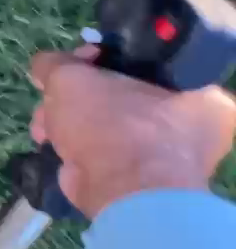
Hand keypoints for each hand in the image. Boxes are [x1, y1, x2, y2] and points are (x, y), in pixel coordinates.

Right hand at [30, 46, 235, 217]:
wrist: (122, 189)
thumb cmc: (112, 124)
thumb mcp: (71, 76)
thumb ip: (55, 62)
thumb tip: (47, 65)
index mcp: (200, 96)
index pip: (142, 64)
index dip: (100, 59)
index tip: (73, 62)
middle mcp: (193, 125)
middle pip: (113, 94)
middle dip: (70, 97)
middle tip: (53, 98)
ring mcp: (168, 152)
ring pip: (100, 120)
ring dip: (63, 119)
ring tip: (47, 127)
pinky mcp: (140, 172)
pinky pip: (100, 144)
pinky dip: (73, 141)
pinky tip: (53, 142)